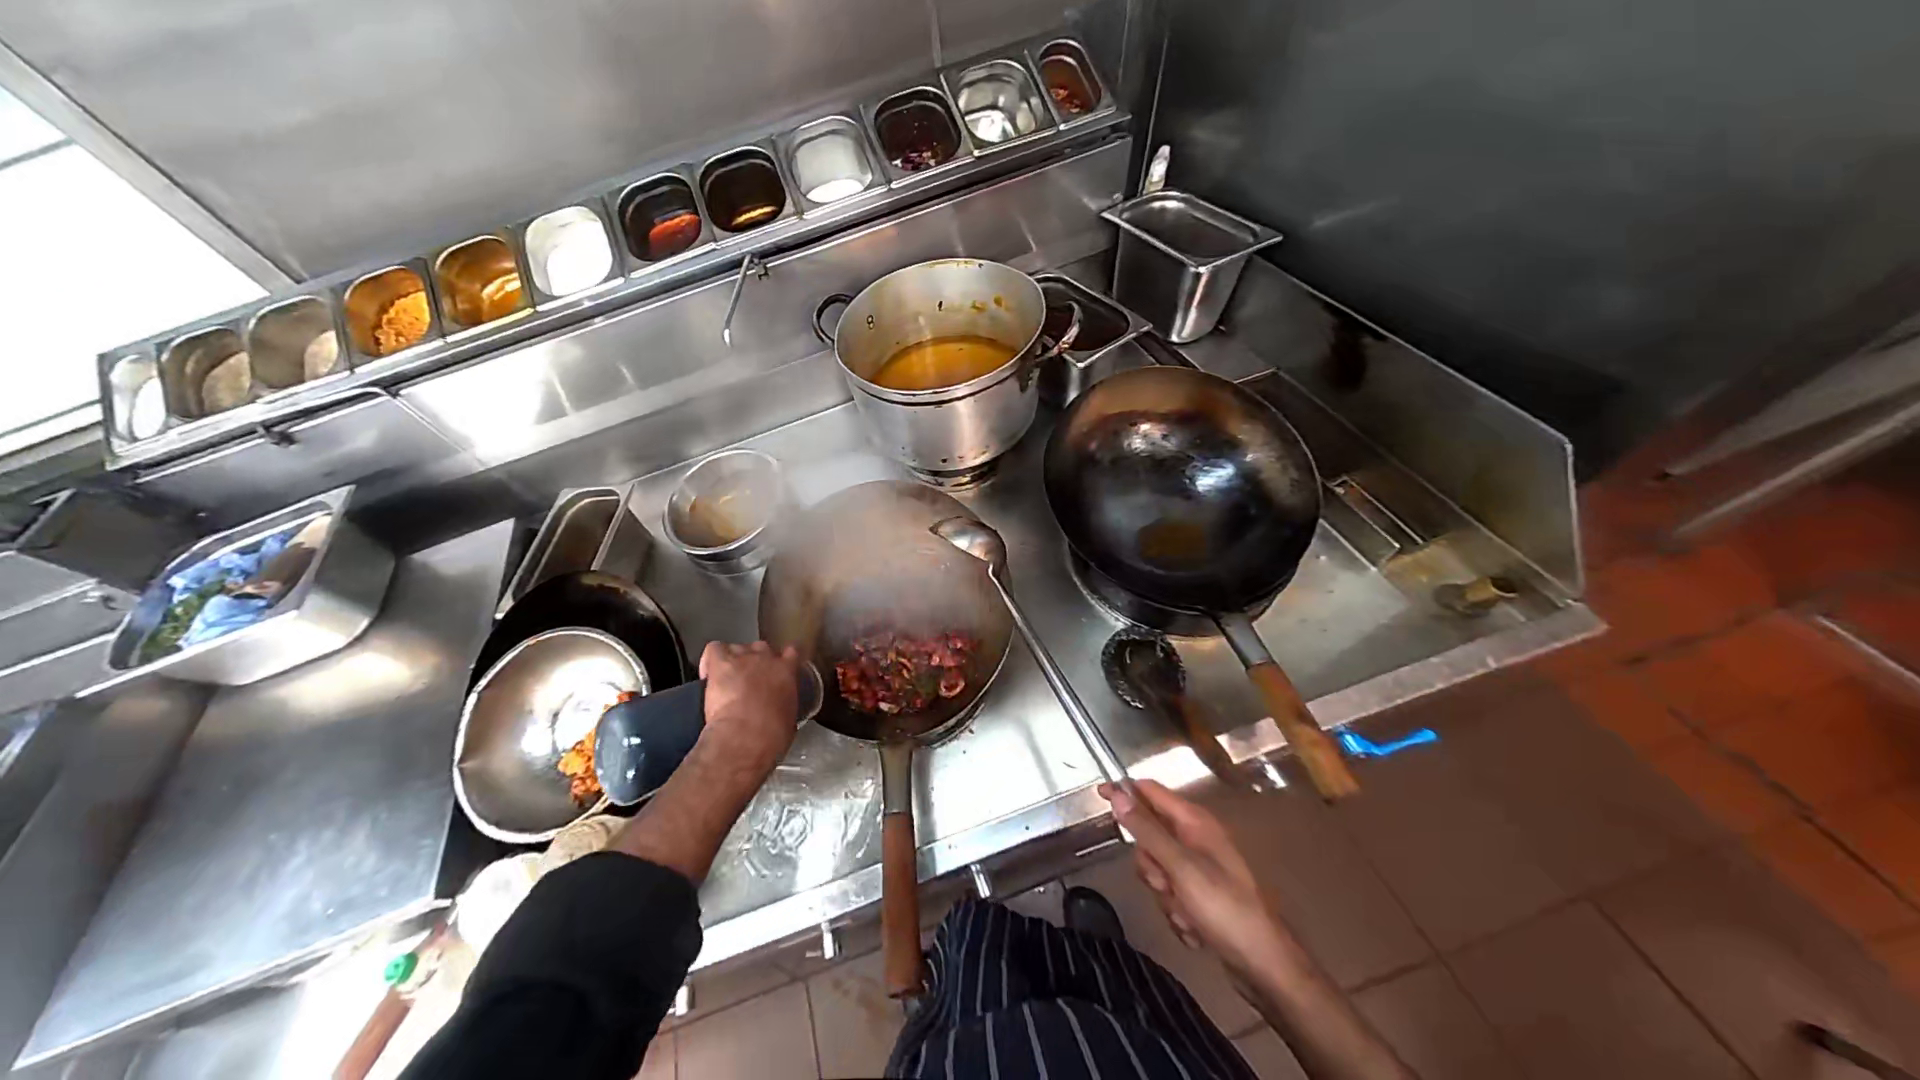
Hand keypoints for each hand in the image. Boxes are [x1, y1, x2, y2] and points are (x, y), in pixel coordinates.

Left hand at [696, 641, 801, 777]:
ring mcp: (743, 657)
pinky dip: (709, 660)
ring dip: (733, 660)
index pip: (792, 651)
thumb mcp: (789, 721)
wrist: (747, 734)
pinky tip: (709, 674)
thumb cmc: (772, 734)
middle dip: (756, 661)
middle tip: (750, 680)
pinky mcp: (720, 662)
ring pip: (737, 648)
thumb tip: (780, 712)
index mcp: (787, 671)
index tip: (779, 668)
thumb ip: (785, 707)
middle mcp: (766, 657)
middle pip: (762, 648)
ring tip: (727, 679)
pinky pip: (714, 650)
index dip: (784, 658)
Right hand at [1101, 779, 1300, 981]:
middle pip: (1148, 837)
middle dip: (1151, 866)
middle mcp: (1196, 839)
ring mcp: (1199, 868)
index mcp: (1195, 822)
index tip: (1098, 794)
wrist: (1263, 964)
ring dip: (1165, 895)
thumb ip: (1146, 829)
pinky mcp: (1200, 896)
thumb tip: (1118, 794)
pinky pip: (1169, 894)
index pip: (1150, 792)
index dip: (1124, 791)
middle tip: (1166, 883)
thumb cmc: (1224, 908)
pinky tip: (1194, 928)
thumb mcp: (1180, 867)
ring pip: (1156, 870)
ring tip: (1186, 912)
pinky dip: (1176, 912)